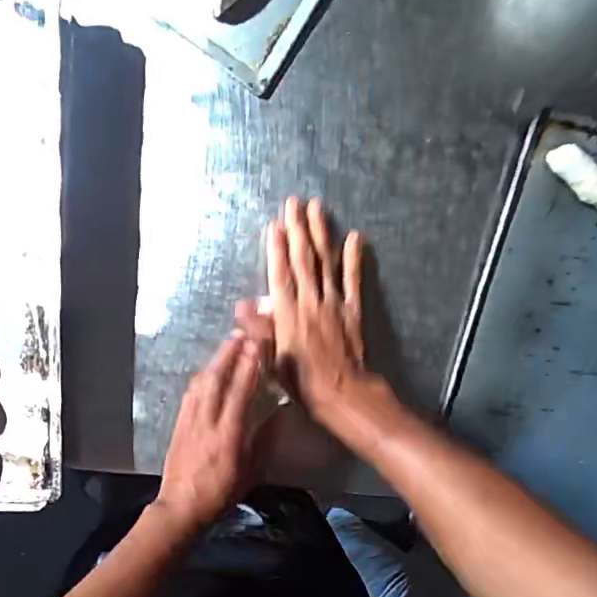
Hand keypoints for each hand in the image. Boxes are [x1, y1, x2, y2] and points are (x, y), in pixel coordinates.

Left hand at [155, 333, 266, 531]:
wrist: (182, 506)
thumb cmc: (222, 492)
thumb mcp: (252, 471)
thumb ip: (263, 441)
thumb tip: (275, 414)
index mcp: (228, 435)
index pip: (239, 392)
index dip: (248, 367)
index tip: (256, 347)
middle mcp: (207, 423)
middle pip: (217, 381)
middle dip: (228, 355)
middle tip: (240, 336)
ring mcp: (189, 422)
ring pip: (201, 384)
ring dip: (214, 363)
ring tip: (226, 346)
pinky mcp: (178, 425)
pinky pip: (190, 395)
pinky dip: (200, 379)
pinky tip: (206, 372)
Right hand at [237, 197, 386, 432]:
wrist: (342, 394)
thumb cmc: (301, 382)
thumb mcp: (273, 360)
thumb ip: (259, 330)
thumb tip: (241, 306)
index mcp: (288, 315)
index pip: (280, 274)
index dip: (276, 249)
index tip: (274, 224)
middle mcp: (311, 302)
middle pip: (303, 260)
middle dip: (297, 229)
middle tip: (294, 202)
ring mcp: (334, 304)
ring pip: (326, 262)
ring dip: (321, 233)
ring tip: (317, 208)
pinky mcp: (353, 311)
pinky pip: (353, 280)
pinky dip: (353, 258)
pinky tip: (355, 237)